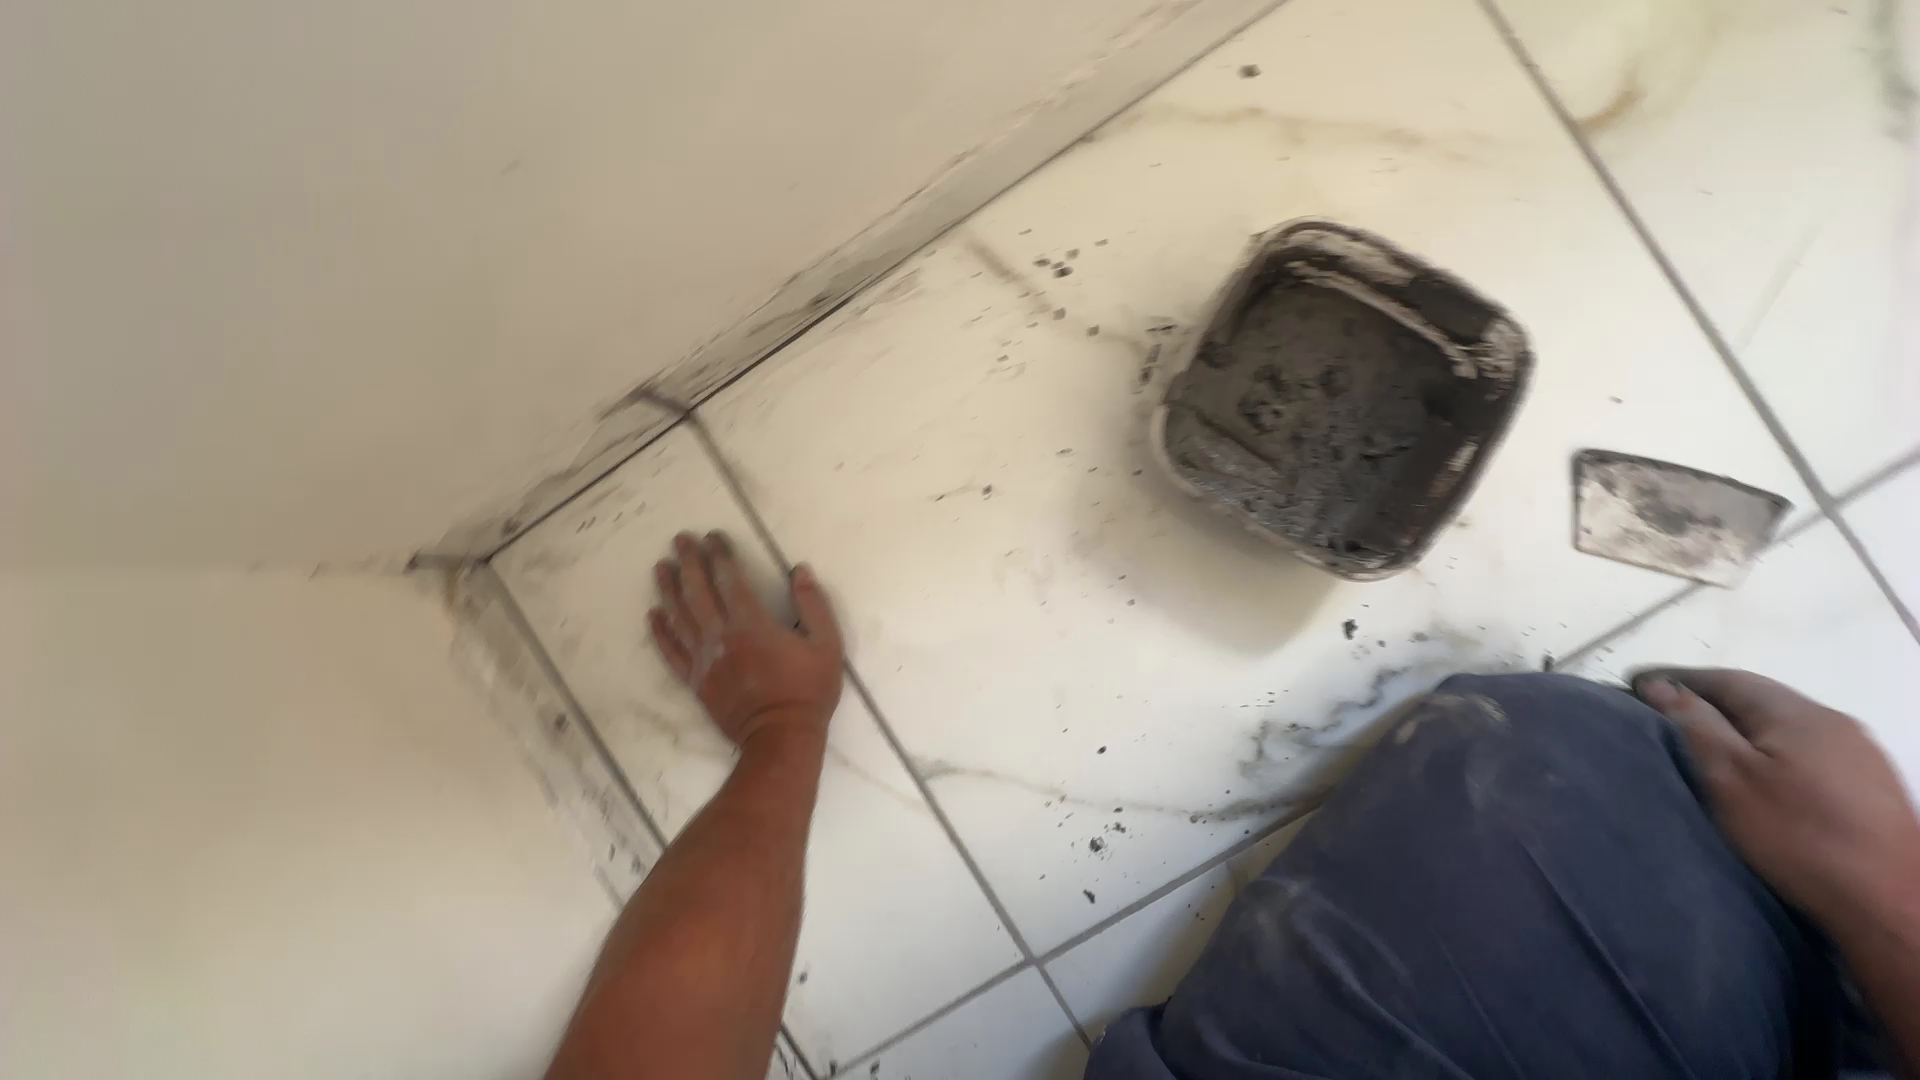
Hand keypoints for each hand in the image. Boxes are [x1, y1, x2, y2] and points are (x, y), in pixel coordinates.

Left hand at [648, 531, 844, 749]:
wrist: (781, 737)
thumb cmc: (809, 691)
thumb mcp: (827, 645)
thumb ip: (813, 605)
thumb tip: (799, 570)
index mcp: (752, 624)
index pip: (730, 580)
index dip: (720, 555)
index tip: (713, 537)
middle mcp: (721, 636)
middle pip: (698, 592)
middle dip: (688, 562)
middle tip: (680, 540)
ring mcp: (704, 660)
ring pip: (679, 617)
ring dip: (668, 589)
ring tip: (660, 567)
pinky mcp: (695, 681)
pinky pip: (671, 652)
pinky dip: (660, 632)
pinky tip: (653, 615)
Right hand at [1635, 668, 1919, 927]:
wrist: (1889, 907)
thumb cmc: (1795, 836)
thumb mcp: (1726, 775)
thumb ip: (1692, 722)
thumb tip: (1658, 684)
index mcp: (1800, 715)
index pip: (1726, 679)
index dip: (1674, 678)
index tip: (1631, 686)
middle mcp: (1836, 724)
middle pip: (1756, 699)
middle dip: (1703, 700)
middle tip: (1654, 711)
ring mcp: (1859, 755)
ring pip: (1779, 725)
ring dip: (1734, 725)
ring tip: (1694, 741)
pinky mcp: (1868, 785)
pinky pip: (1800, 748)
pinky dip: (1763, 747)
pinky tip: (1748, 769)